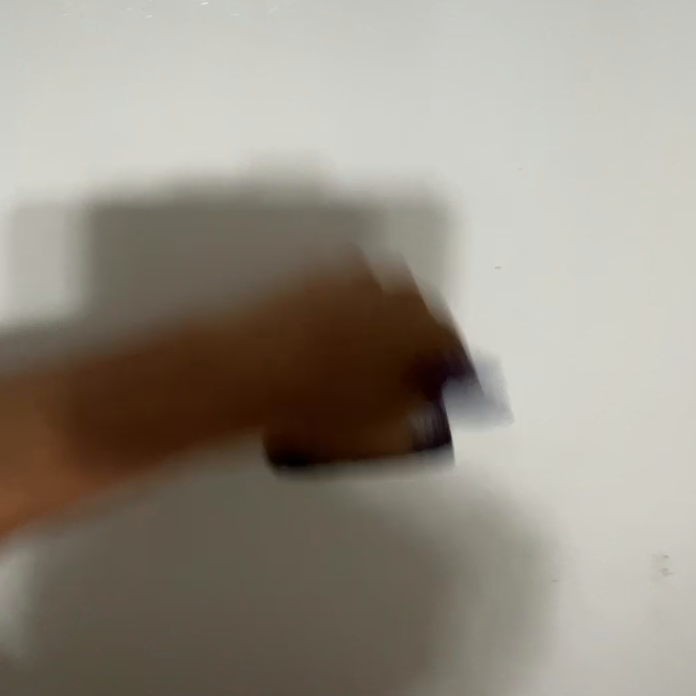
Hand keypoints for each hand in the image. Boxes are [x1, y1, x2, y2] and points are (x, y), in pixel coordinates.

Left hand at [225, 265, 468, 465]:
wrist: (246, 370)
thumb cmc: (316, 400)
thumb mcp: (381, 421)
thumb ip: (416, 404)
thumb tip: (426, 395)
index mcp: (416, 325)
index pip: (449, 342)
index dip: (449, 368)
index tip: (442, 385)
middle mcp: (388, 290)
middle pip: (420, 310)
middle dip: (419, 338)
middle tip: (406, 372)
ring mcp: (348, 277)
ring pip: (383, 294)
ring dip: (386, 318)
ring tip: (369, 353)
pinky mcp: (314, 274)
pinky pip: (348, 288)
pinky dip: (352, 307)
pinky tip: (336, 334)